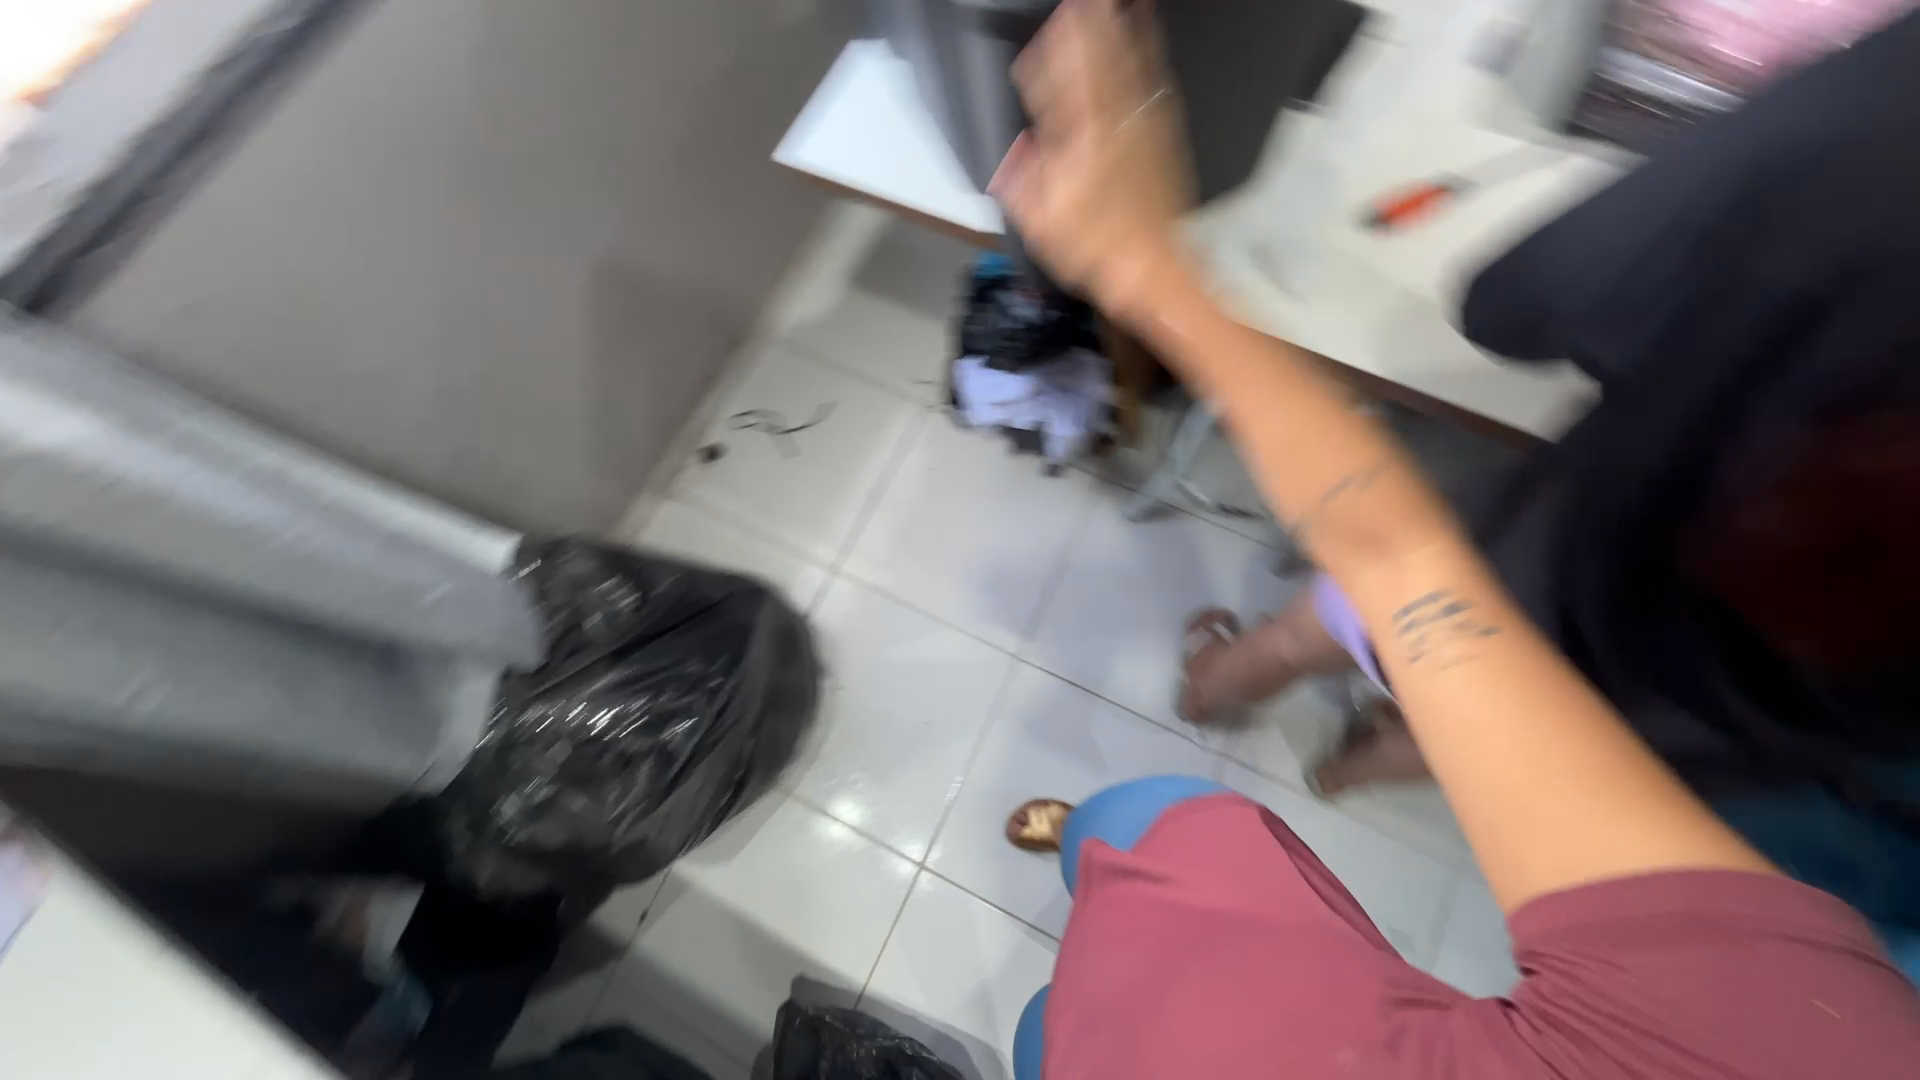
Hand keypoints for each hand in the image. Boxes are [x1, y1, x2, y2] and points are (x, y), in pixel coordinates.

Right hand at [992, 0, 1194, 320]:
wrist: (1152, 268)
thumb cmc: (1100, 253)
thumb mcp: (1045, 228)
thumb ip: (1023, 186)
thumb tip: (1012, 155)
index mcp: (1077, 152)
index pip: (1051, 98)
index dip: (1039, 70)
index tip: (1029, 52)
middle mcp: (1110, 132)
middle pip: (1091, 70)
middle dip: (1078, 34)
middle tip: (1073, 4)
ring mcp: (1139, 130)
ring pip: (1125, 68)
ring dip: (1114, 32)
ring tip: (1106, 3)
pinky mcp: (1162, 137)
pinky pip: (1152, 82)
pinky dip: (1146, 53)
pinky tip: (1145, 36)